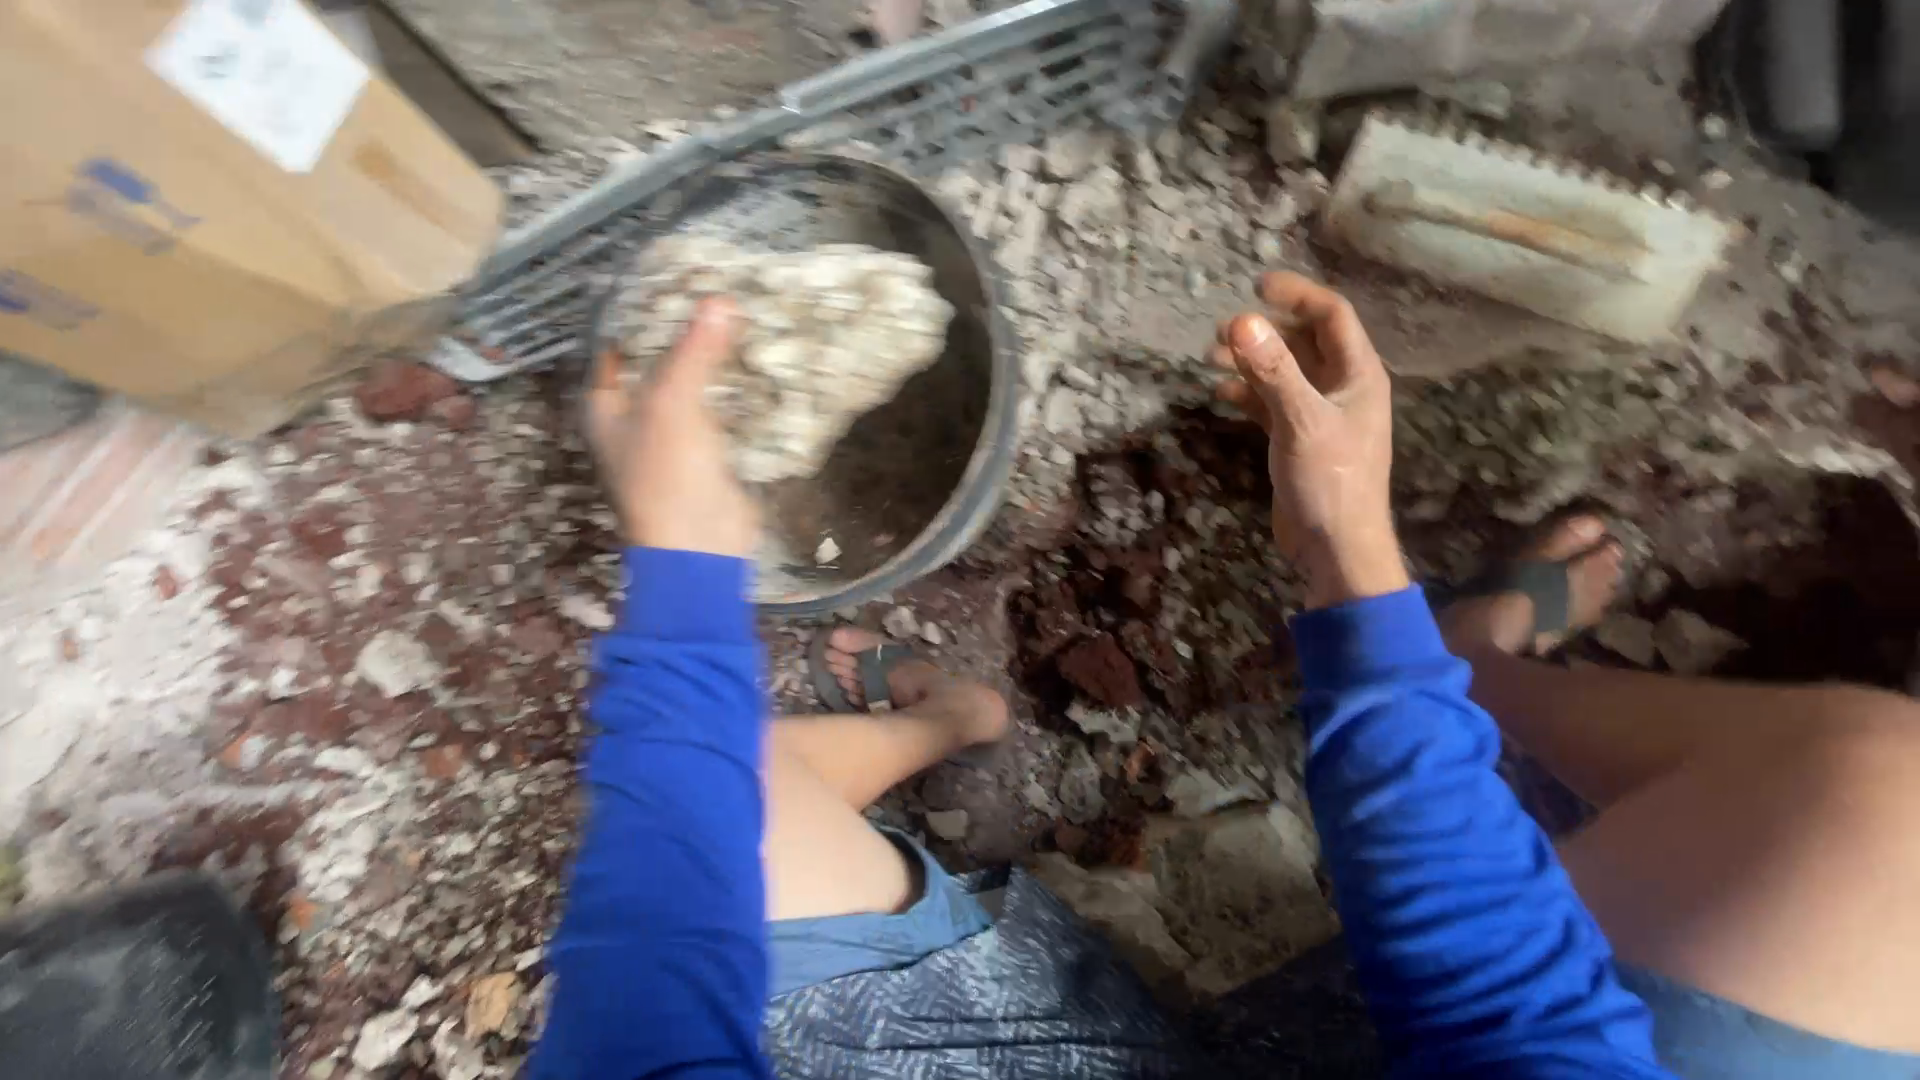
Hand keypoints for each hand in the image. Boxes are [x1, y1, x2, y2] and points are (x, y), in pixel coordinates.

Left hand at [586, 297, 759, 557]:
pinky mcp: (708, 455)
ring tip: (746, 320)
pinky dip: (737, 392)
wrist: (699, 547)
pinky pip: (721, 413)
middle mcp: (634, 418)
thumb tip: (721, 298)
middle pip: (659, 363)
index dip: (643, 312)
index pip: (619, 344)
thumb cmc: (667, 475)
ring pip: (694, 387)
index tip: (678, 279)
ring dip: (716, 362)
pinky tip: (759, 367)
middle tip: (722, 295)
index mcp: (606, 405)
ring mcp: (673, 438)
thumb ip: (694, 351)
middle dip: (688, 334)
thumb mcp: (672, 404)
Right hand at [1212, 273, 1407, 608]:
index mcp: (1358, 375)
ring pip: (1283, 373)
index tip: (1256, 285)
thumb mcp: (1301, 421)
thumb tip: (1240, 321)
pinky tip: (1221, 392)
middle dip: (1264, 331)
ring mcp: (1320, 415)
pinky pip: (1272, 403)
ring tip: (1211, 356)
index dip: (1297, 295)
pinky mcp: (1299, 439)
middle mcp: (1342, 388)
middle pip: (1303, 342)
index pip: (1331, 316)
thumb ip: (1273, 371)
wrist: (1336, 546)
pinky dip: (1248, 393)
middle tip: (1221, 331)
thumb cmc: (1330, 482)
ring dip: (1251, 361)